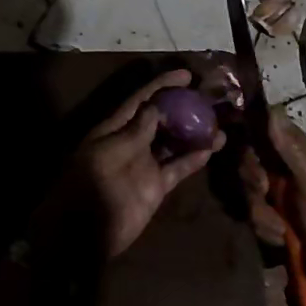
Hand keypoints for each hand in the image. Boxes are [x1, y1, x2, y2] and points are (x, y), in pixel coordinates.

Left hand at [62, 69, 224, 257]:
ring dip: (195, 133)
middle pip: (162, 119)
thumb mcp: (112, 149)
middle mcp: (132, 142)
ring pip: (174, 143)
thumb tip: (156, 107)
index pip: (141, 100)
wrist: (85, 230)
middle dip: (183, 107)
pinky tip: (213, 147)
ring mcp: (145, 164)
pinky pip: (178, 168)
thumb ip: (137, 129)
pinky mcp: (156, 186)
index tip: (186, 75)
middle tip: (210, 97)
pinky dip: (194, 158)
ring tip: (220, 122)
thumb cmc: (92, 182)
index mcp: (115, 128)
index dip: (162, 86)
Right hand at [240, 117, 305, 298]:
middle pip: (253, 165)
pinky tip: (281, 240)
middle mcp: (293, 173)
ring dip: (261, 213)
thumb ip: (289, 146)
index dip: (253, 143)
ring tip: (281, 228)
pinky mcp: (280, 226)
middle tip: (265, 192)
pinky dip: (266, 230)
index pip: (268, 135)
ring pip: (252, 194)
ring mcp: (286, 201)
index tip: (250, 155)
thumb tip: (272, 106)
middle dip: (254, 182)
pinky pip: (257, 218)